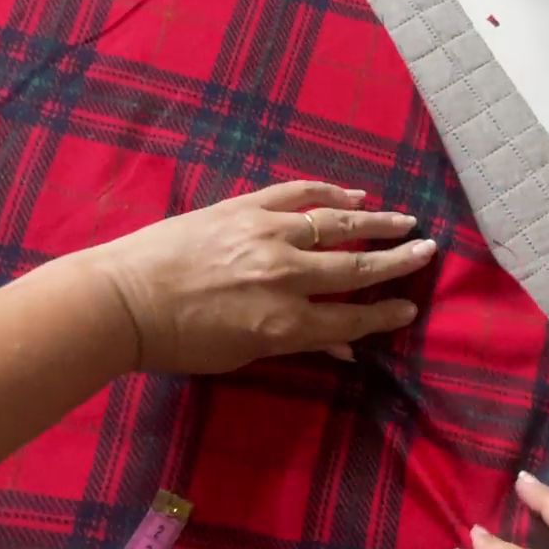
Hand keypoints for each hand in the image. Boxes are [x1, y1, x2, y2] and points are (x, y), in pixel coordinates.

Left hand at [73, 180, 435, 373]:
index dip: (386, 314)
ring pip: (337, 225)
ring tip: (405, 220)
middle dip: (397, 260)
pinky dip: (330, 193)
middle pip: (356, 267)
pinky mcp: (247, 208)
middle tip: (428, 251)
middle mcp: (286, 277)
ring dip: (376, 222)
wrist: (120, 300)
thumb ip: (300, 344)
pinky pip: (299, 194)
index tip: (411, 307)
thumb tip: (347, 347)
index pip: (352, 318)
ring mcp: (268, 235)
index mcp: (285, 323)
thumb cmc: (178, 341)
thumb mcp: (242, 354)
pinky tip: (354, 195)